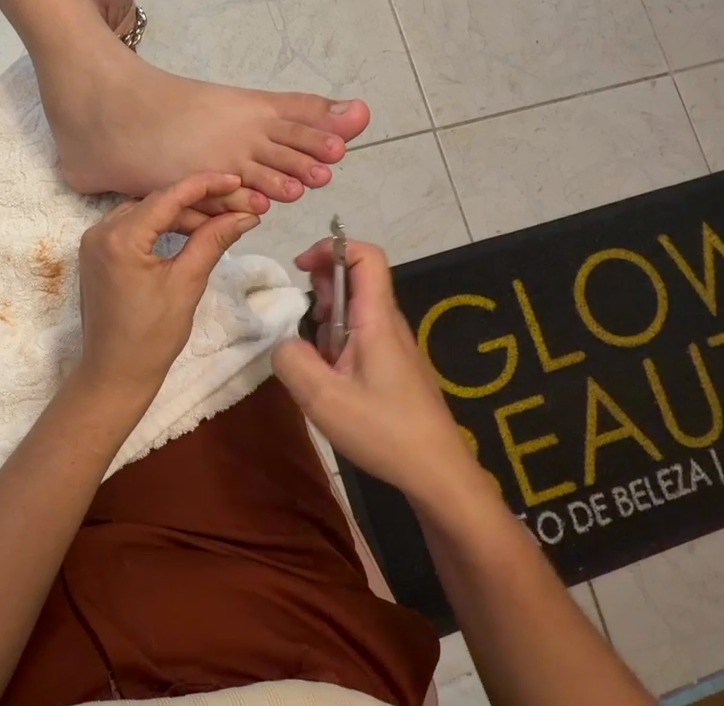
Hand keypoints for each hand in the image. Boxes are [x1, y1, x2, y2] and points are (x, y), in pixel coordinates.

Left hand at [75, 172, 259, 392]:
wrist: (114, 372)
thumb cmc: (151, 335)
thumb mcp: (186, 284)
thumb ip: (212, 241)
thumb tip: (244, 215)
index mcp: (119, 238)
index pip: (168, 197)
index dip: (205, 186)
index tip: (237, 182)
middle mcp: (100, 231)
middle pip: (156, 203)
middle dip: (198, 203)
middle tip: (237, 208)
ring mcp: (94, 241)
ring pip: (145, 213)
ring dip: (181, 215)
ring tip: (220, 222)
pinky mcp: (97, 253)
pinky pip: (133, 227)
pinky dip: (162, 227)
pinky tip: (191, 232)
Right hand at [273, 239, 482, 504]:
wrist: (438, 475)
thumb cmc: (384, 432)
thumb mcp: (322, 398)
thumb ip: (291, 359)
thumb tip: (285, 344)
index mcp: (376, 320)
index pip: (365, 256)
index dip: (331, 249)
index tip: (302, 269)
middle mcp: (387, 325)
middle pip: (353, 282)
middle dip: (319, 295)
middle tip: (305, 333)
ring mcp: (392, 347)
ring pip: (351, 314)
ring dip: (324, 327)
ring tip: (318, 368)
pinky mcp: (392, 368)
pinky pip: (357, 340)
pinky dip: (335, 349)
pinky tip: (332, 385)